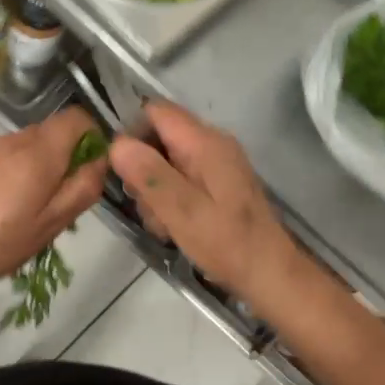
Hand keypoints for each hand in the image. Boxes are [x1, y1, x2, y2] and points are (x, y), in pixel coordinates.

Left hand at [0, 106, 108, 307]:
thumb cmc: (2, 241)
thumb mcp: (53, 221)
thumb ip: (84, 186)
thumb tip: (101, 161)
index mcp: (39, 150)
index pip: (78, 117)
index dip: (94, 137)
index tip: (93, 171)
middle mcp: (16, 139)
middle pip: (57, 131)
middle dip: (71, 157)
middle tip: (67, 199)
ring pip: (36, 145)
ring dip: (47, 167)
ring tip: (39, 209)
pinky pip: (16, 156)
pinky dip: (26, 172)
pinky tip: (15, 207)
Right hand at [108, 101, 303, 312]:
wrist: (268, 273)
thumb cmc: (226, 242)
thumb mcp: (182, 210)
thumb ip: (150, 175)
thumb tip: (117, 144)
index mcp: (205, 143)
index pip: (155, 112)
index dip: (131, 133)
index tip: (120, 169)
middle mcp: (212, 143)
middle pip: (158, 136)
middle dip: (141, 168)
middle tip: (144, 205)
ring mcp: (215, 163)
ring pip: (165, 160)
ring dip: (152, 189)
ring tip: (160, 221)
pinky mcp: (215, 182)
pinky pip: (178, 177)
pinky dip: (167, 198)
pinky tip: (171, 224)